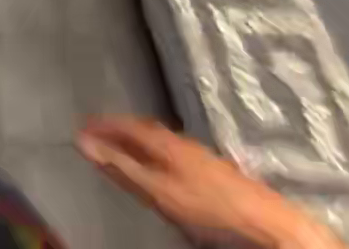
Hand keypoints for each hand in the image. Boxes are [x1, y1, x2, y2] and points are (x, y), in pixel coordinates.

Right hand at [76, 117, 345, 248]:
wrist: (266, 223)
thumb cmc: (206, 205)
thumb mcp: (157, 190)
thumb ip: (122, 167)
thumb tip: (83, 141)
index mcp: (162, 139)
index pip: (125, 124)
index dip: (103, 124)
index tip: (82, 125)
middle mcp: (177, 139)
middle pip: (142, 129)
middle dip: (118, 129)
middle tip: (98, 134)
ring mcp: (196, 153)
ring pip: (158, 140)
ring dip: (137, 142)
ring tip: (122, 150)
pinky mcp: (209, 169)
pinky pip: (170, 152)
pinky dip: (154, 154)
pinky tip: (157, 168)